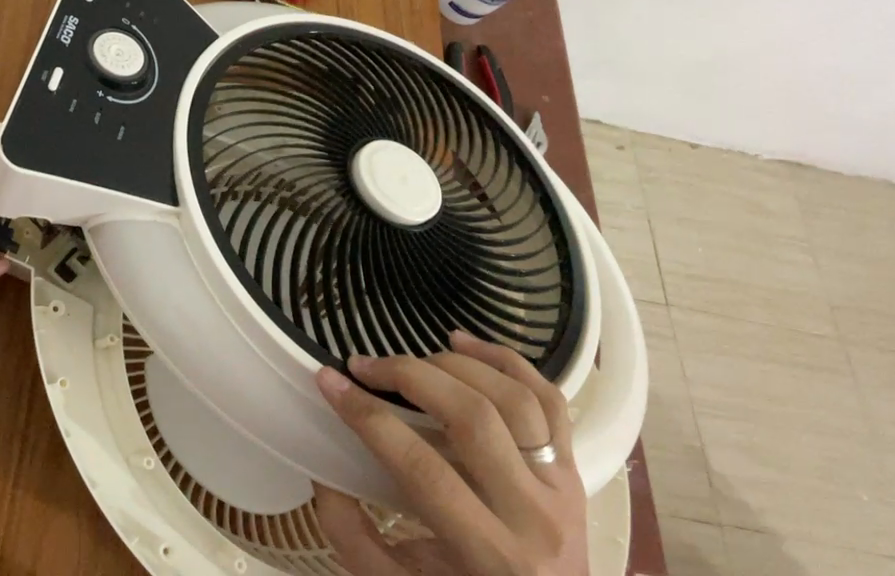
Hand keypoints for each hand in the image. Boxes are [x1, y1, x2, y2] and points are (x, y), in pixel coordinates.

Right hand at [313, 330, 588, 575]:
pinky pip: (550, 400)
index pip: (422, 466)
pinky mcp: (575, 470)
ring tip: (411, 358)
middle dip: (408, 376)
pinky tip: (462, 341)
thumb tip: (320, 469)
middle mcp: (535, 517)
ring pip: (515, 399)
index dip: (368, 416)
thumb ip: (349, 533)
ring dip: (455, 364)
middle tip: (362, 364)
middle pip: (473, 417)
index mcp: (490, 554)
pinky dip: (506, 360)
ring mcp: (563, 489)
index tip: (328, 380)